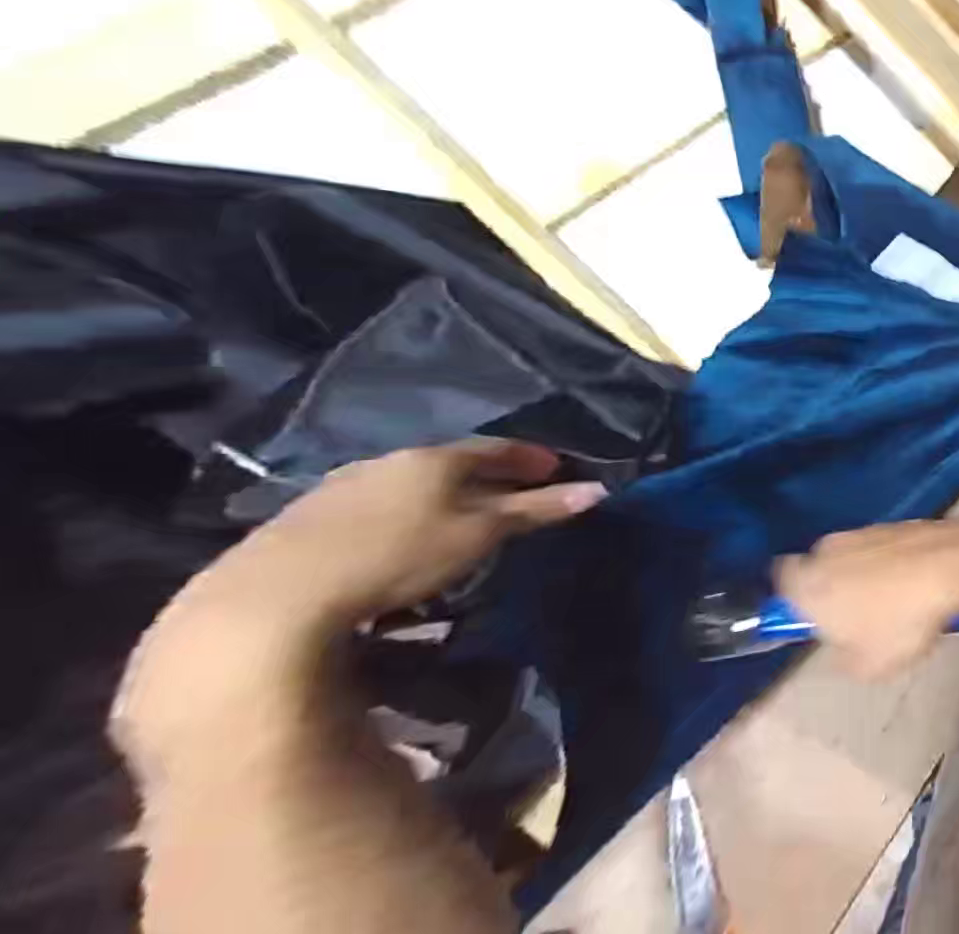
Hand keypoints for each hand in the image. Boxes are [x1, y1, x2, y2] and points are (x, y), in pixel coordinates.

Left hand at [204, 438, 610, 627]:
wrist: (273, 599)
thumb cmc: (399, 556)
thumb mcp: (481, 534)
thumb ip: (537, 510)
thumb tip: (596, 490)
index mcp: (434, 459)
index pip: (495, 447)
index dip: (528, 456)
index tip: (555, 467)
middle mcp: (389, 461)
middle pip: (453, 462)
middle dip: (489, 474)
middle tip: (517, 490)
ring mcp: (343, 486)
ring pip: (411, 481)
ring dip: (445, 492)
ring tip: (464, 513)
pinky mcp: (308, 518)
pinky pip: (378, 502)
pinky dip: (407, 510)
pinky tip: (404, 534)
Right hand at [776, 518, 958, 677]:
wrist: (951, 565)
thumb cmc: (901, 621)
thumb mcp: (868, 666)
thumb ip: (841, 660)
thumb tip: (841, 650)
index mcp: (806, 584)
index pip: (780, 582)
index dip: (794, 600)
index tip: (814, 618)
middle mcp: (825, 550)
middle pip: (816, 568)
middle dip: (830, 588)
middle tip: (855, 616)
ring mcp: (859, 532)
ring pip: (849, 557)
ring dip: (863, 576)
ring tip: (893, 603)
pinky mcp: (890, 524)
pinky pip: (879, 549)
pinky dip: (889, 564)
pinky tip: (913, 585)